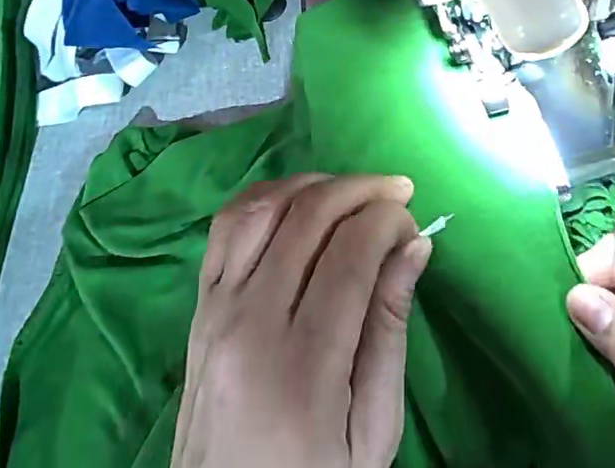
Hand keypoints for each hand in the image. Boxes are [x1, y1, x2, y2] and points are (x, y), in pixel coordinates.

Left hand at [173, 174, 430, 467]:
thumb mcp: (372, 431)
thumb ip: (389, 329)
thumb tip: (415, 244)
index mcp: (300, 369)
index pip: (350, 254)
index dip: (388, 221)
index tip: (412, 225)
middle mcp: (248, 325)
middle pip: (308, 218)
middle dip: (362, 190)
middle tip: (398, 193)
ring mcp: (215, 311)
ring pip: (262, 207)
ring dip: (315, 184)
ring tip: (354, 191)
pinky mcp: (199, 306)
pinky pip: (227, 226)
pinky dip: (268, 197)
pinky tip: (301, 202)